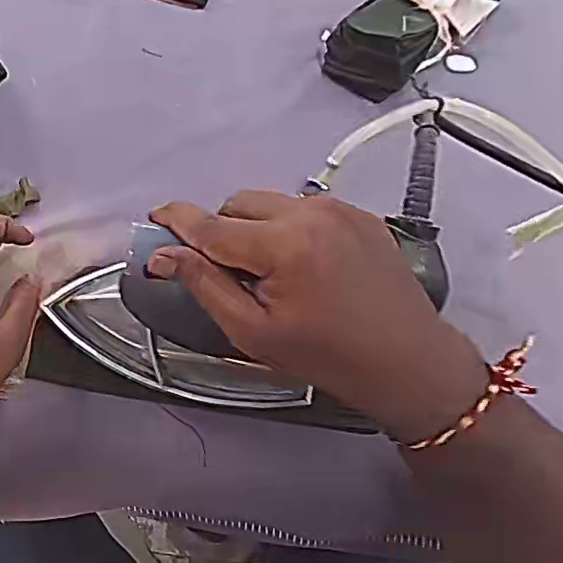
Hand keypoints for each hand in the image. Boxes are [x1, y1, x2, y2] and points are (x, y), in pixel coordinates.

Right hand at [148, 191, 487, 440]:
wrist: (406, 360)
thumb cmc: (329, 356)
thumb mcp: (253, 332)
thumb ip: (205, 285)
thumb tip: (166, 256)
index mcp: (284, 245)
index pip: (211, 224)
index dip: (176, 222)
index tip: (156, 220)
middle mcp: (312, 214)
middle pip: (238, 203)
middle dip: (220, 231)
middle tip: (226, 274)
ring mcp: (340, 210)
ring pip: (271, 202)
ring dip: (254, 228)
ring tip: (269, 274)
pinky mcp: (359, 215)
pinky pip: (304, 208)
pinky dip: (287, 228)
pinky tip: (300, 267)